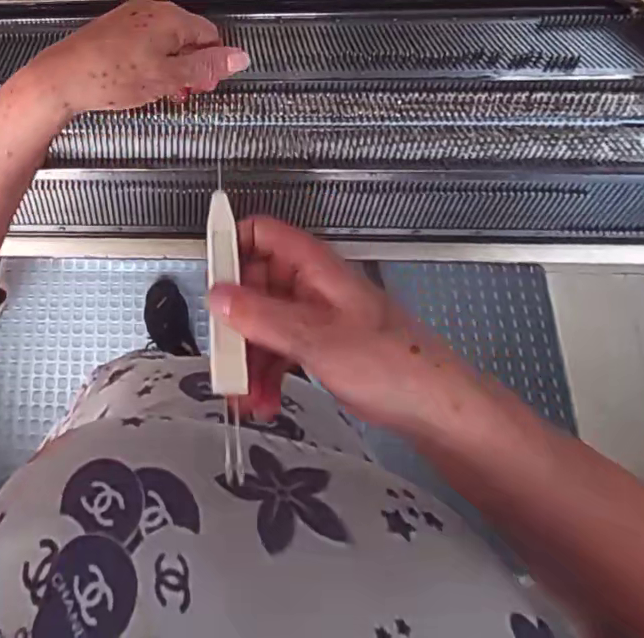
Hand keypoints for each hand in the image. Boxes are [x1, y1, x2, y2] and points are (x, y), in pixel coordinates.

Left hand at [15, 0, 248, 116]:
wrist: (60, 79)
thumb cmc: (106, 76)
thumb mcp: (166, 77)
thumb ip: (205, 67)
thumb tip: (236, 58)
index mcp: (169, 17)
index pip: (210, 35)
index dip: (212, 63)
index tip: (206, 83)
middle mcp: (150, 10)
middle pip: (188, 35)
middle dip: (191, 64)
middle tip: (185, 89)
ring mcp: (130, 17)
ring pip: (166, 40)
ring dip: (171, 64)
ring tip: (161, 88)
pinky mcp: (114, 29)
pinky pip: (145, 41)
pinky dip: (150, 61)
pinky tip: (140, 81)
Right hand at [211, 216, 491, 436]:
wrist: (435, 409)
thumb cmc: (392, 361)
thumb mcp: (317, 338)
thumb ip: (262, 316)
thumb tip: (217, 296)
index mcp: (312, 264)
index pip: (260, 233)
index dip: (230, 247)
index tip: (208, 278)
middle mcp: (308, 284)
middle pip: (251, 285)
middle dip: (234, 324)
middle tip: (224, 357)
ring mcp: (311, 316)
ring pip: (260, 324)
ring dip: (248, 359)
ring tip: (246, 396)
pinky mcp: (316, 345)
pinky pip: (276, 349)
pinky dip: (265, 374)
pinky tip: (264, 401)